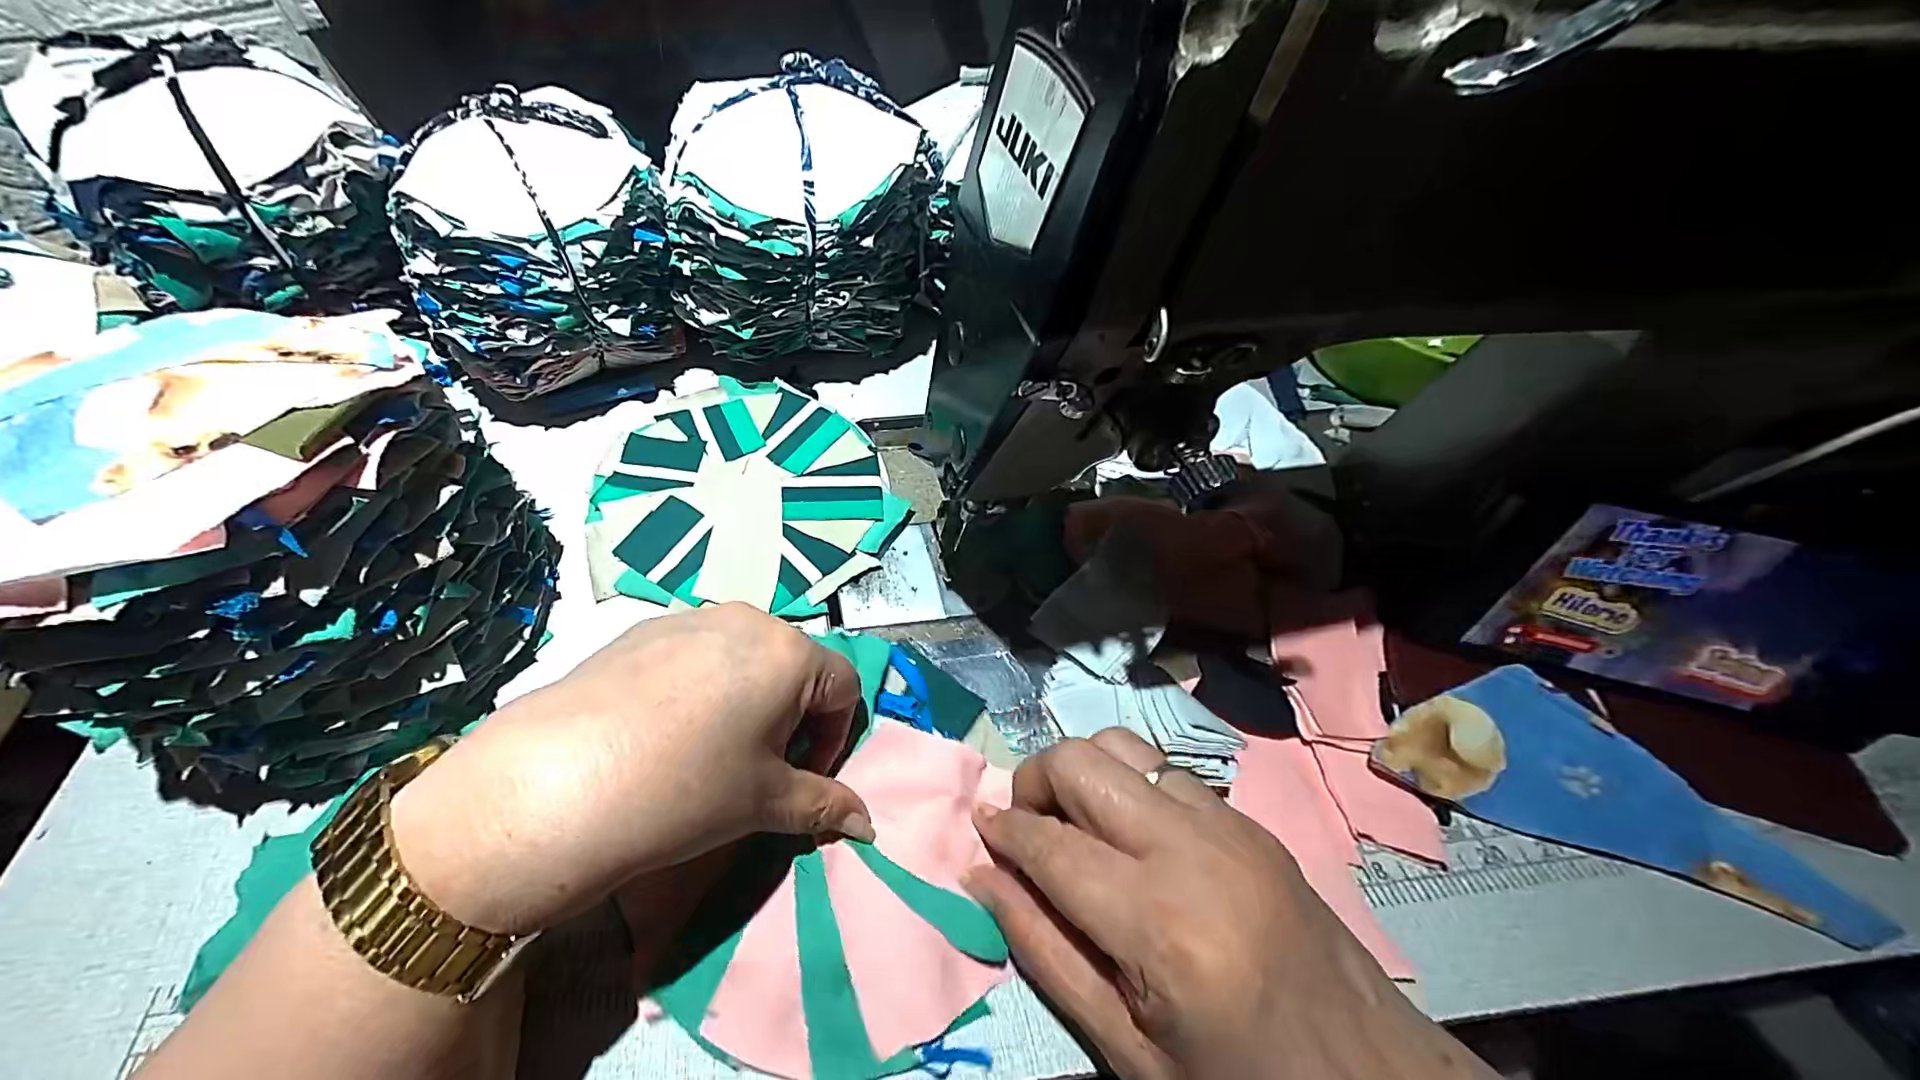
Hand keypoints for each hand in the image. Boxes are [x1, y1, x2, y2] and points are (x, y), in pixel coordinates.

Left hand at [388, 603, 873, 935]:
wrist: (548, 786)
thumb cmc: (683, 791)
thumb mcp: (764, 802)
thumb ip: (825, 805)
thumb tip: (868, 824)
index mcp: (789, 652)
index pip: (844, 687)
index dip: (834, 737)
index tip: (801, 777)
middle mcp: (748, 619)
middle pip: (795, 666)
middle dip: (791, 716)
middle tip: (756, 766)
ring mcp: (691, 618)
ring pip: (744, 657)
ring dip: (747, 698)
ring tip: (707, 749)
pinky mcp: (642, 628)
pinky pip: (696, 652)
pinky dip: (701, 685)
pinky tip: (661, 731)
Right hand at [964, 729, 1494, 1079]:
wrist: (1369, 1076)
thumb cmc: (1236, 1078)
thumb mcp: (1125, 1047)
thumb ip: (1043, 950)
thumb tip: (983, 875)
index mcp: (1159, 925)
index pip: (1052, 845)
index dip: (1004, 831)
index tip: (980, 828)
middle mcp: (1192, 851)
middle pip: (1083, 762)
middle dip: (1035, 780)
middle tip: (1025, 824)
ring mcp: (1227, 825)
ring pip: (1122, 745)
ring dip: (1080, 770)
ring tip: (1070, 817)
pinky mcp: (1247, 820)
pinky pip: (1163, 769)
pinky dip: (1125, 782)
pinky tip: (1126, 829)